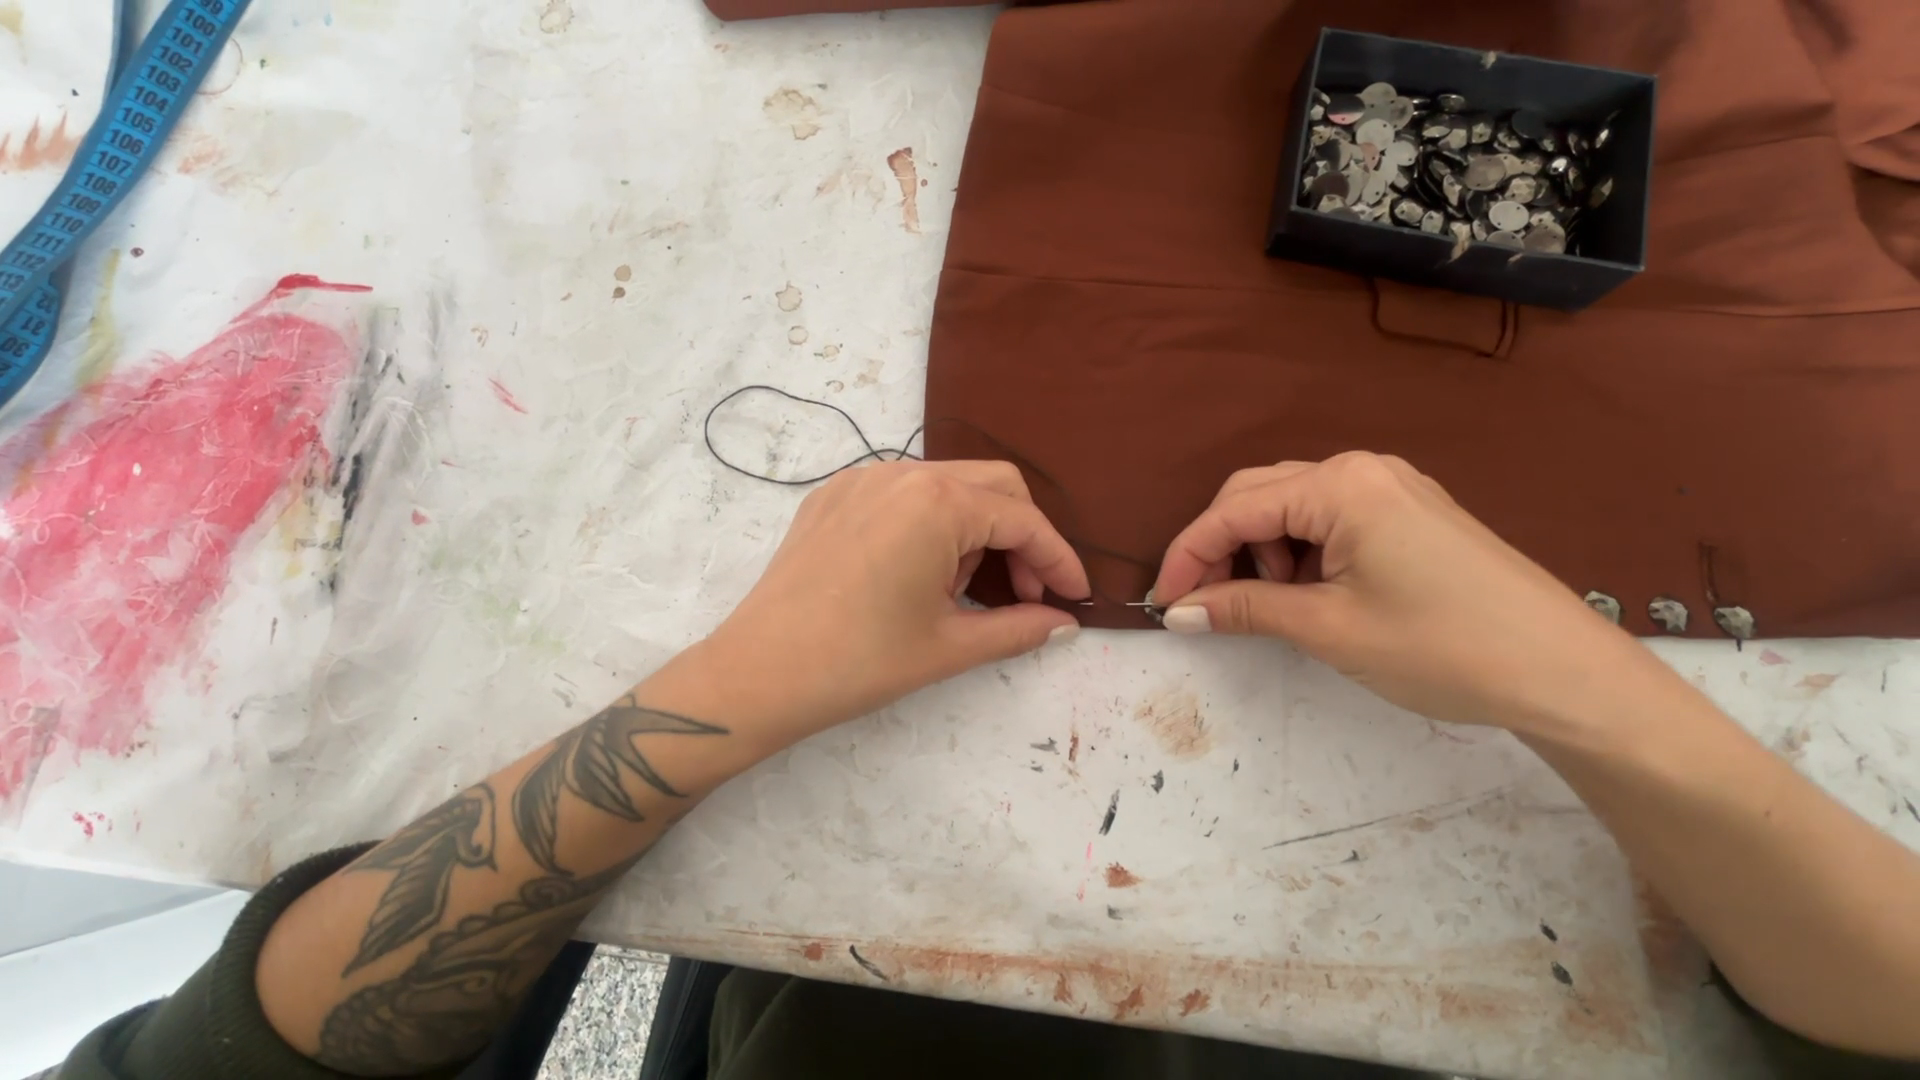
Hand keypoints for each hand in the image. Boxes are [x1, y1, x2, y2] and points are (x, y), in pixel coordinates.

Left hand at [695, 461, 1090, 738]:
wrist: (759, 673)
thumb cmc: (861, 661)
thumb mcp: (951, 646)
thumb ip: (1020, 628)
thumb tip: (1064, 625)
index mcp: (938, 503)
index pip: (1024, 520)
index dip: (1058, 559)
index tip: (1075, 597)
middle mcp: (902, 474)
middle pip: (992, 486)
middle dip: (1021, 537)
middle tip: (1025, 593)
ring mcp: (861, 480)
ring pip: (948, 485)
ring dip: (976, 529)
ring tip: (964, 590)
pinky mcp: (832, 496)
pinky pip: (903, 494)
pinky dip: (930, 523)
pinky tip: (919, 572)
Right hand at [1151, 452, 1657, 733]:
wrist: (1565, 672)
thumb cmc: (1439, 646)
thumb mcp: (1327, 628)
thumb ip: (1244, 608)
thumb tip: (1179, 612)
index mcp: (1338, 485)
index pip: (1233, 510)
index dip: (1187, 556)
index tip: (1162, 604)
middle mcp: (1360, 468)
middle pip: (1257, 495)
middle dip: (1221, 548)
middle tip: (1206, 604)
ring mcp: (1391, 486)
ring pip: (1291, 507)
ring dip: (1262, 551)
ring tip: (1271, 605)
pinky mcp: (1410, 512)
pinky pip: (1330, 518)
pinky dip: (1301, 552)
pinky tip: (1311, 592)